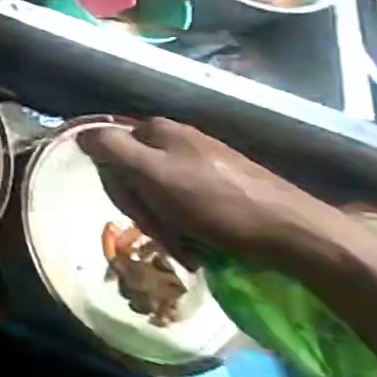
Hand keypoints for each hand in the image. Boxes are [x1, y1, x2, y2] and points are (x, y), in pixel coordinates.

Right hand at [82, 118, 351, 268]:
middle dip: (142, 208)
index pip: (108, 150)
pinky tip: (198, 245)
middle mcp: (178, 139)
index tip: (135, 211)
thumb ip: (112, 149)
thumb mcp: (153, 175)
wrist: (296, 234)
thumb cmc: (217, 204)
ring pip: (158, 192)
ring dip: (164, 223)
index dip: (115, 184)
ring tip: (185, 246)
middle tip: (163, 234)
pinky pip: (184, 203)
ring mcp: (202, 161)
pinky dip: (185, 226)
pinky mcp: (222, 185)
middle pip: (133, 172)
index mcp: (158, 130)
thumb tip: (81, 133)